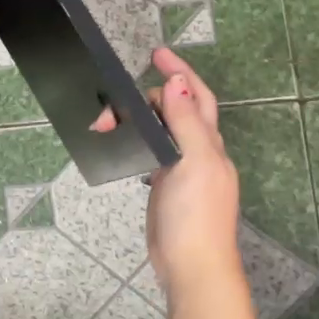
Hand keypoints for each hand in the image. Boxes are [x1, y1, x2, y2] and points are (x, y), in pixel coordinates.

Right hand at [92, 48, 240, 290]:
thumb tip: (177, 84)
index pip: (197, 97)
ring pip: (162, 131)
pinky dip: (138, 140)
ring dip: (139, 118)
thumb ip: (186, 123)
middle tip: (110, 106)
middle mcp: (200, 153)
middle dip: (146, 98)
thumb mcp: (193, 163)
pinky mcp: (167, 187)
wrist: (191, 264)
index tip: (156, 54)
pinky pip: (153, 152)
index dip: (180, 73)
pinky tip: (124, 146)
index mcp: (209, 144)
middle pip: (176, 111)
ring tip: (108, 122)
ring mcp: (183, 171)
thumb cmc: (195, 215)